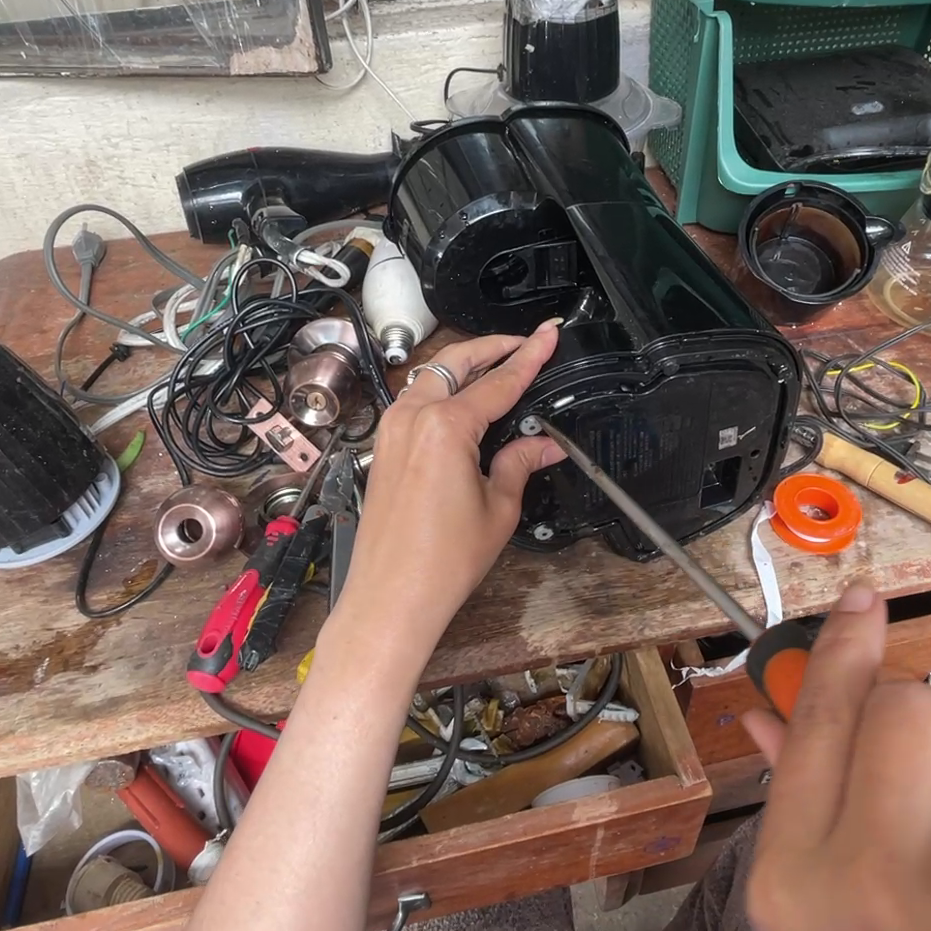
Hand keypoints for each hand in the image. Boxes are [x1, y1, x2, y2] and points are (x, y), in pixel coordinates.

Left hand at [337, 320, 564, 633]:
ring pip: (431, 376)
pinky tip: (461, 399)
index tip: (547, 334)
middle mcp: (412, 417)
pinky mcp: (382, 446)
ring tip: (496, 366)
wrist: (391, 596)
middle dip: (493, 347)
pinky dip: (441, 389)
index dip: (529, 357)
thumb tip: (546, 444)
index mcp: (446, 427)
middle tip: (524, 343)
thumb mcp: (498, 508)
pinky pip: (414, 400)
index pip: (498, 381)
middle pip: (457, 362)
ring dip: (464, 365)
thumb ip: (520, 463)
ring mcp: (391, 429)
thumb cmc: (444, 561)